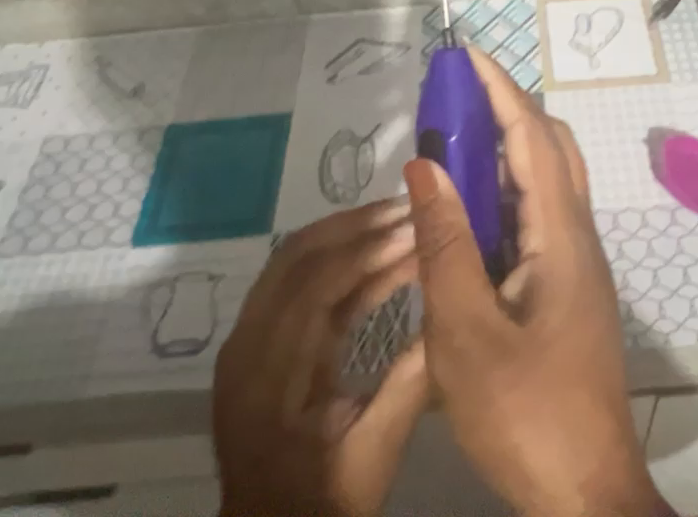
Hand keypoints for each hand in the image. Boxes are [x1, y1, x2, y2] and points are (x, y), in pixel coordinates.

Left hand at [214, 199, 429, 516]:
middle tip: (409, 210)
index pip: (314, 285)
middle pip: (295, 257)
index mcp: (267, 373)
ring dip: (344, 237)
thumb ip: (410, 383)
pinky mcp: (258, 345)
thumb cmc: (322, 502)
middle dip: (355, 226)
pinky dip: (336, 265)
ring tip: (397, 221)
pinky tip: (379, 259)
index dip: (368, 249)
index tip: (416, 227)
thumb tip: (452, 316)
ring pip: (291, 263)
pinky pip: (294, 286)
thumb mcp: (373, 452)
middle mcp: (245, 344)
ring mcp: (246, 342)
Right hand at [404, 48, 663, 516]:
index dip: (501, 91)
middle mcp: (578, 240)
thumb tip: (424, 165)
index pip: (532, 139)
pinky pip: (539, 221)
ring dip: (505, 155)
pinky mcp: (568, 292)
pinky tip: (469, 215)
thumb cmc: (524, 413)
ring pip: (547, 186)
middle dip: (506, 112)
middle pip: (552, 151)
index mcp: (560, 238)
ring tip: (451, 146)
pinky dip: (505, 198)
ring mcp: (578, 268)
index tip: (468, 54)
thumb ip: (445, 244)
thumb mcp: (465, 331)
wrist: (585, 490)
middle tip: (452, 101)